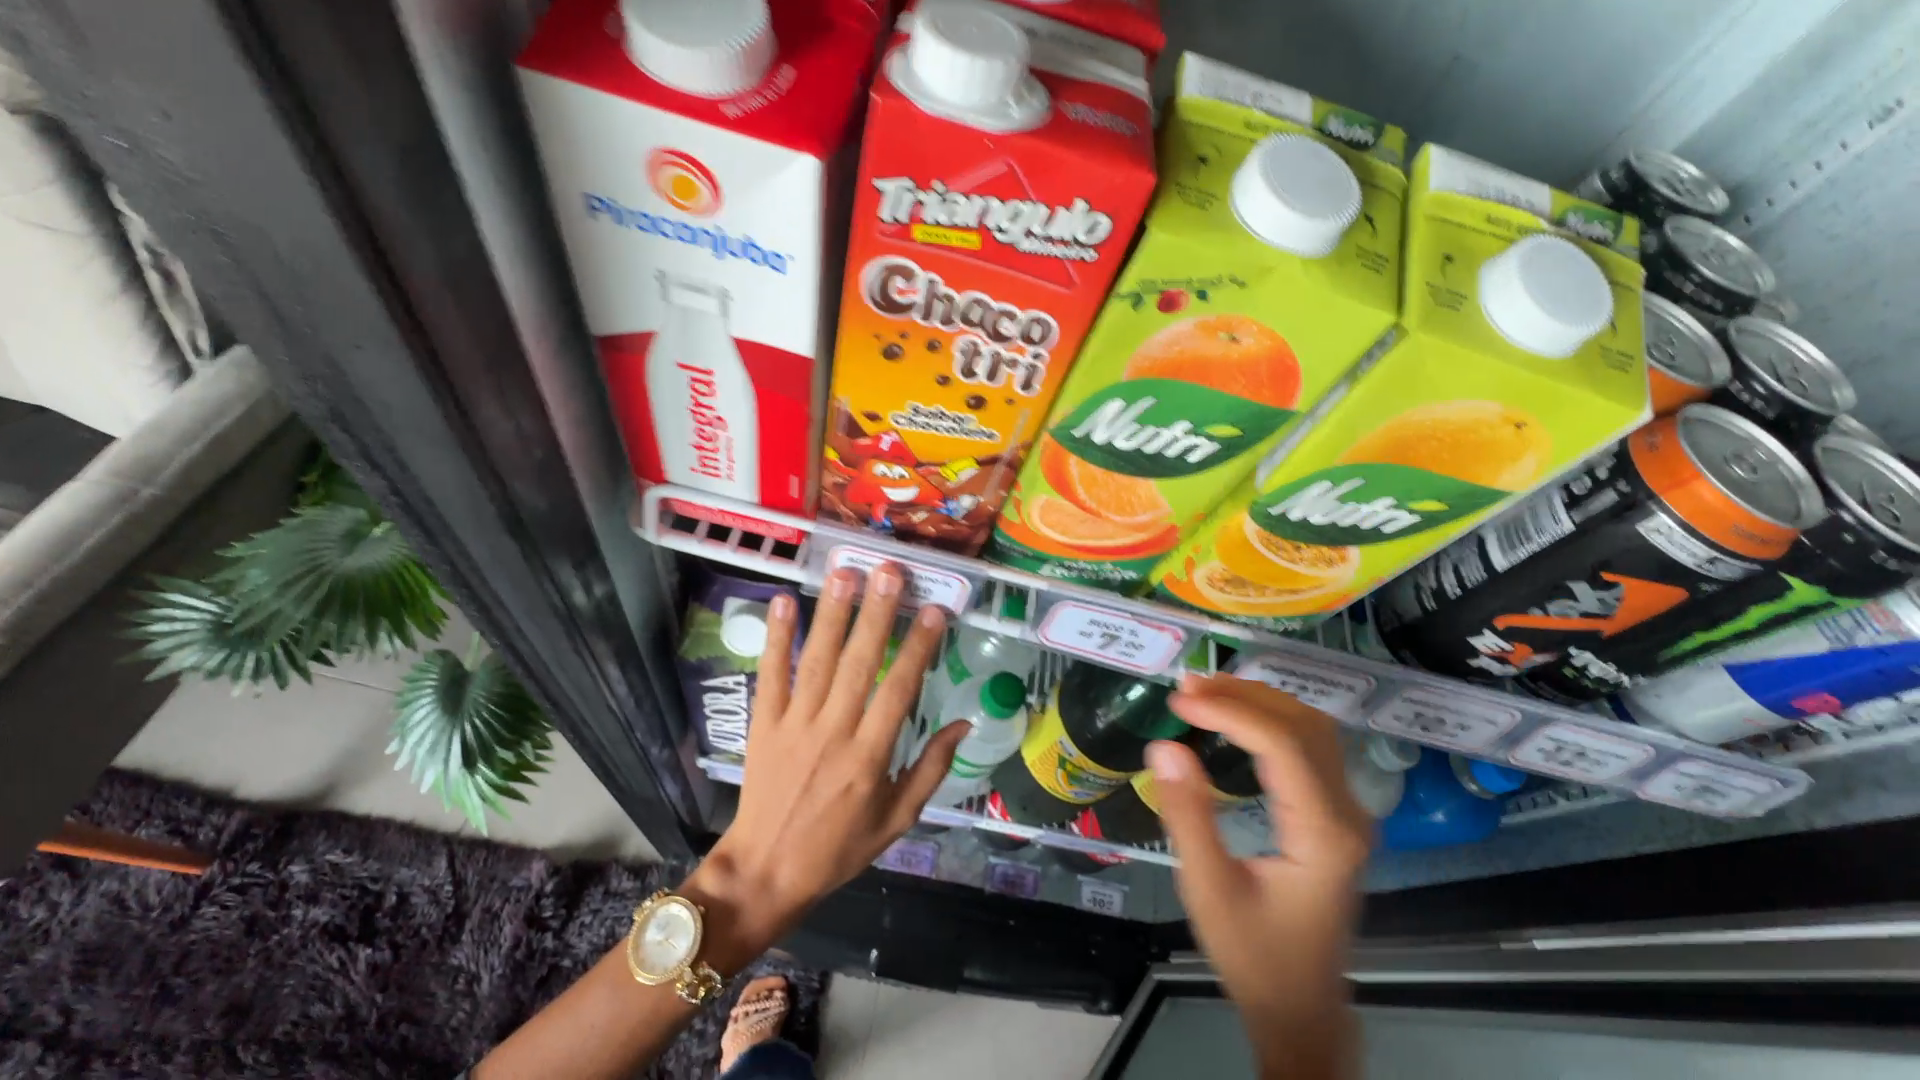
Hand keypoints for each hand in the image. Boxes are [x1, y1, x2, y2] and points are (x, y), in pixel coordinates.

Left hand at [700, 563, 965, 933]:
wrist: (768, 870)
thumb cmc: (840, 848)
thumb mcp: (898, 820)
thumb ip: (931, 770)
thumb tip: (963, 723)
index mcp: (870, 757)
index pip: (899, 691)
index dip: (918, 648)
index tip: (936, 611)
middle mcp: (833, 732)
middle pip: (857, 664)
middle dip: (876, 615)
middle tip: (890, 572)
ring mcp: (793, 725)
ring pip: (815, 661)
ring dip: (831, 614)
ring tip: (845, 572)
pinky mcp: (762, 725)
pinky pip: (769, 676)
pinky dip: (775, 639)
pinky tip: (783, 602)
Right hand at [1148, 673, 1370, 1077]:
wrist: (1300, 1006)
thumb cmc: (1252, 955)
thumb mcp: (1208, 890)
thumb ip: (1188, 816)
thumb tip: (1164, 745)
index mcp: (1323, 833)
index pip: (1282, 745)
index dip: (1230, 712)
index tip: (1180, 700)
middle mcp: (1348, 814)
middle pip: (1306, 726)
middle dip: (1246, 696)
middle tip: (1188, 687)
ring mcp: (1349, 815)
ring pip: (1314, 731)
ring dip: (1261, 703)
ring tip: (1205, 693)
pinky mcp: (1337, 819)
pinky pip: (1311, 750)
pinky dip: (1272, 723)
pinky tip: (1237, 719)